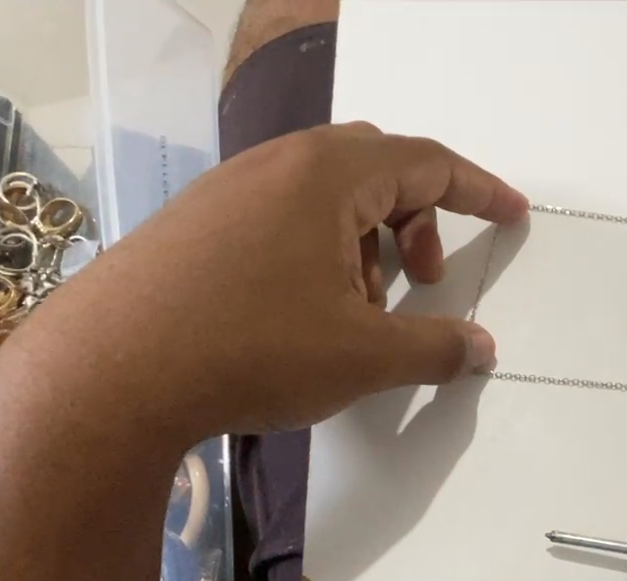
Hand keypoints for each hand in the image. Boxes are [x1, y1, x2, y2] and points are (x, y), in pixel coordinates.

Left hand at [10, 122, 529, 443]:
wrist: (113, 370)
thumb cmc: (255, 349)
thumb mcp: (365, 357)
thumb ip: (435, 348)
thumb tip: (482, 348)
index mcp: (329, 175)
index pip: (427, 163)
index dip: (479, 190)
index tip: (512, 214)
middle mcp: (278, 165)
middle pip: (376, 172)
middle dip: (417, 223)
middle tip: (424, 281)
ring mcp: (231, 192)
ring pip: (327, 202)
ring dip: (366, 249)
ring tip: (360, 314)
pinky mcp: (198, 227)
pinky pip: (283, 223)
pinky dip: (319, 259)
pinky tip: (304, 318)